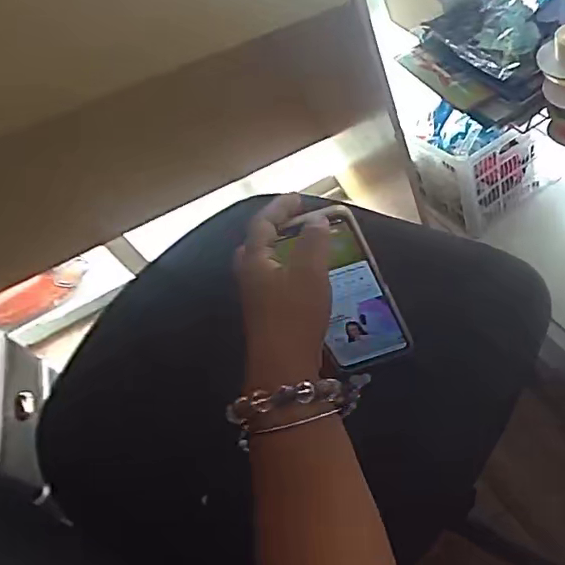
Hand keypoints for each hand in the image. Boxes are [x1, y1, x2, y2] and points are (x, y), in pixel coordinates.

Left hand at [236, 194, 330, 388]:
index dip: (280, 208)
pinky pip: (273, 281)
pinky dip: (287, 270)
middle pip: (256, 244)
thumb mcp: (310, 272)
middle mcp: (249, 277)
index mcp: (255, 260)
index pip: (263, 224)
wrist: (284, 366)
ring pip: (263, 264)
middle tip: (295, 222)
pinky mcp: (266, 315)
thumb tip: (316, 220)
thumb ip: (314, 242)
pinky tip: (305, 279)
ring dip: (281, 251)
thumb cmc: (294, 314)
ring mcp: (255, 298)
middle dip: (274, 229)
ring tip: (304, 248)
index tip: (298, 198)